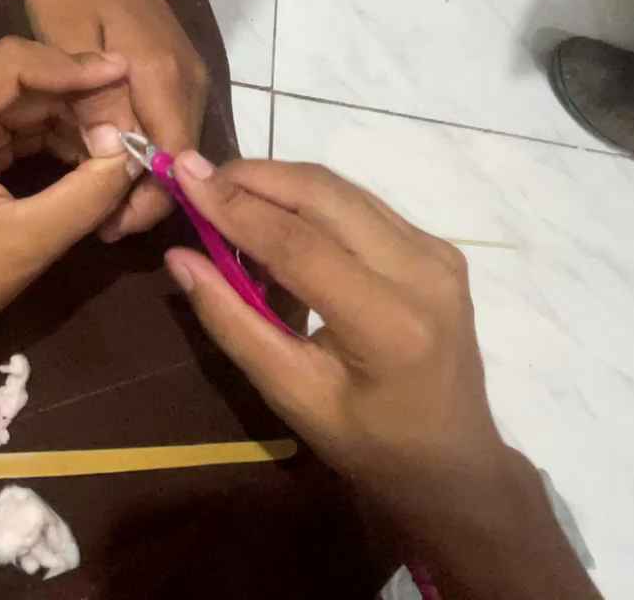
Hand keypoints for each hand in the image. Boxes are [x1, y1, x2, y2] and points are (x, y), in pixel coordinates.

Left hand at [0, 38, 142, 368]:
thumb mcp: (23, 244)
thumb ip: (84, 195)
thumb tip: (134, 153)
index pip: (11, 64)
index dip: (71, 64)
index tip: (124, 75)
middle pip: (21, 80)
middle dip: (80, 98)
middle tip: (133, 126)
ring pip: (22, 102)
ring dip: (71, 119)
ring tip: (120, 144)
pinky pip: (13, 126)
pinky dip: (52, 138)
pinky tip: (91, 156)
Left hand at [27, 0, 206, 240]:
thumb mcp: (66, 40)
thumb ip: (94, 103)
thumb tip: (116, 163)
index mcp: (162, 77)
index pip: (173, 162)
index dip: (143, 203)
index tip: (103, 228)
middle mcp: (186, 83)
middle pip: (177, 160)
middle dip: (135, 196)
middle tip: (88, 221)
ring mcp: (184, 78)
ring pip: (168, 146)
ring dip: (131, 175)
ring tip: (83, 196)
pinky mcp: (173, 75)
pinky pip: (159, 125)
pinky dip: (131, 148)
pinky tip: (93, 157)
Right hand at [162, 156, 512, 526]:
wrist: (455, 461)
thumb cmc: (366, 441)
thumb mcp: (288, 393)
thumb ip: (231, 320)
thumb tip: (179, 256)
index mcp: (389, 325)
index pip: (297, 244)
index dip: (234, 205)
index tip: (182, 172)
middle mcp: (422, 273)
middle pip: (321, 195)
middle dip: (251, 176)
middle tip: (197, 179)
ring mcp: (435, 252)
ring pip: (337, 188)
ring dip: (274, 181)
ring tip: (224, 197)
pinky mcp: (435, 244)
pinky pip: (354, 201)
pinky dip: (302, 197)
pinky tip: (271, 216)